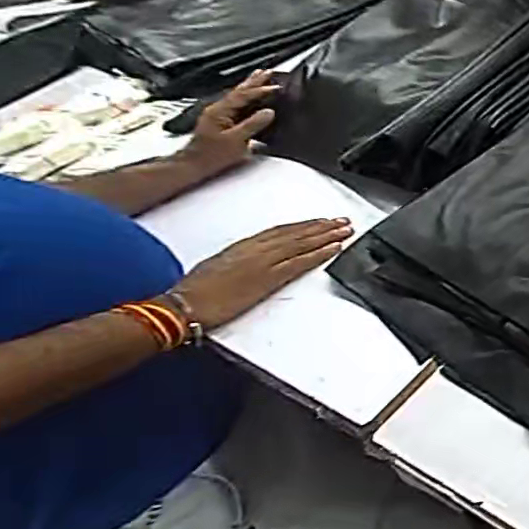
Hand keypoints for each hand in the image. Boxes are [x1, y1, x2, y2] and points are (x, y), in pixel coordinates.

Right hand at [171, 218, 352, 328]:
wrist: (182, 307)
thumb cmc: (191, 292)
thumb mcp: (216, 266)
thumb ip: (239, 259)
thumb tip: (252, 260)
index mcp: (242, 246)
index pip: (281, 231)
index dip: (303, 225)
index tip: (321, 221)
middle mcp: (256, 250)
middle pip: (296, 234)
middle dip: (322, 227)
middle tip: (343, 221)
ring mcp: (265, 263)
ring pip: (303, 244)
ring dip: (328, 236)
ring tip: (346, 230)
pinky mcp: (270, 278)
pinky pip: (301, 262)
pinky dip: (320, 253)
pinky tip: (335, 248)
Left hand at [177, 69, 280, 178]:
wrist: (194, 165)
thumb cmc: (212, 155)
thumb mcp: (236, 140)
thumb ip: (252, 125)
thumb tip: (269, 112)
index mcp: (220, 112)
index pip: (243, 96)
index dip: (260, 90)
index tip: (277, 86)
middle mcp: (217, 111)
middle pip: (239, 92)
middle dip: (254, 82)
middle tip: (267, 72)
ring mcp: (219, 116)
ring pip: (238, 97)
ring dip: (251, 87)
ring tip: (260, 79)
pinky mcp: (222, 122)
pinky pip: (238, 105)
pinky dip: (248, 98)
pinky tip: (253, 98)